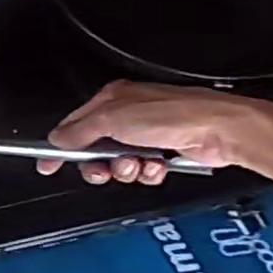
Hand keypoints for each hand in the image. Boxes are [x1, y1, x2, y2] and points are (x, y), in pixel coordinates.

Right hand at [35, 80, 272, 184]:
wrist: (224, 131)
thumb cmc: (176, 114)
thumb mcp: (112, 119)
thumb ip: (78, 131)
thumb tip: (56, 139)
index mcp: (111, 100)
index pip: (72, 126)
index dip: (60, 146)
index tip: (48, 164)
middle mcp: (127, 115)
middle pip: (93, 149)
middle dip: (98, 163)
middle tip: (103, 168)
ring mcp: (146, 134)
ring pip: (117, 163)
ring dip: (125, 169)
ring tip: (138, 164)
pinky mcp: (164, 151)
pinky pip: (141, 170)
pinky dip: (147, 172)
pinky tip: (157, 165)